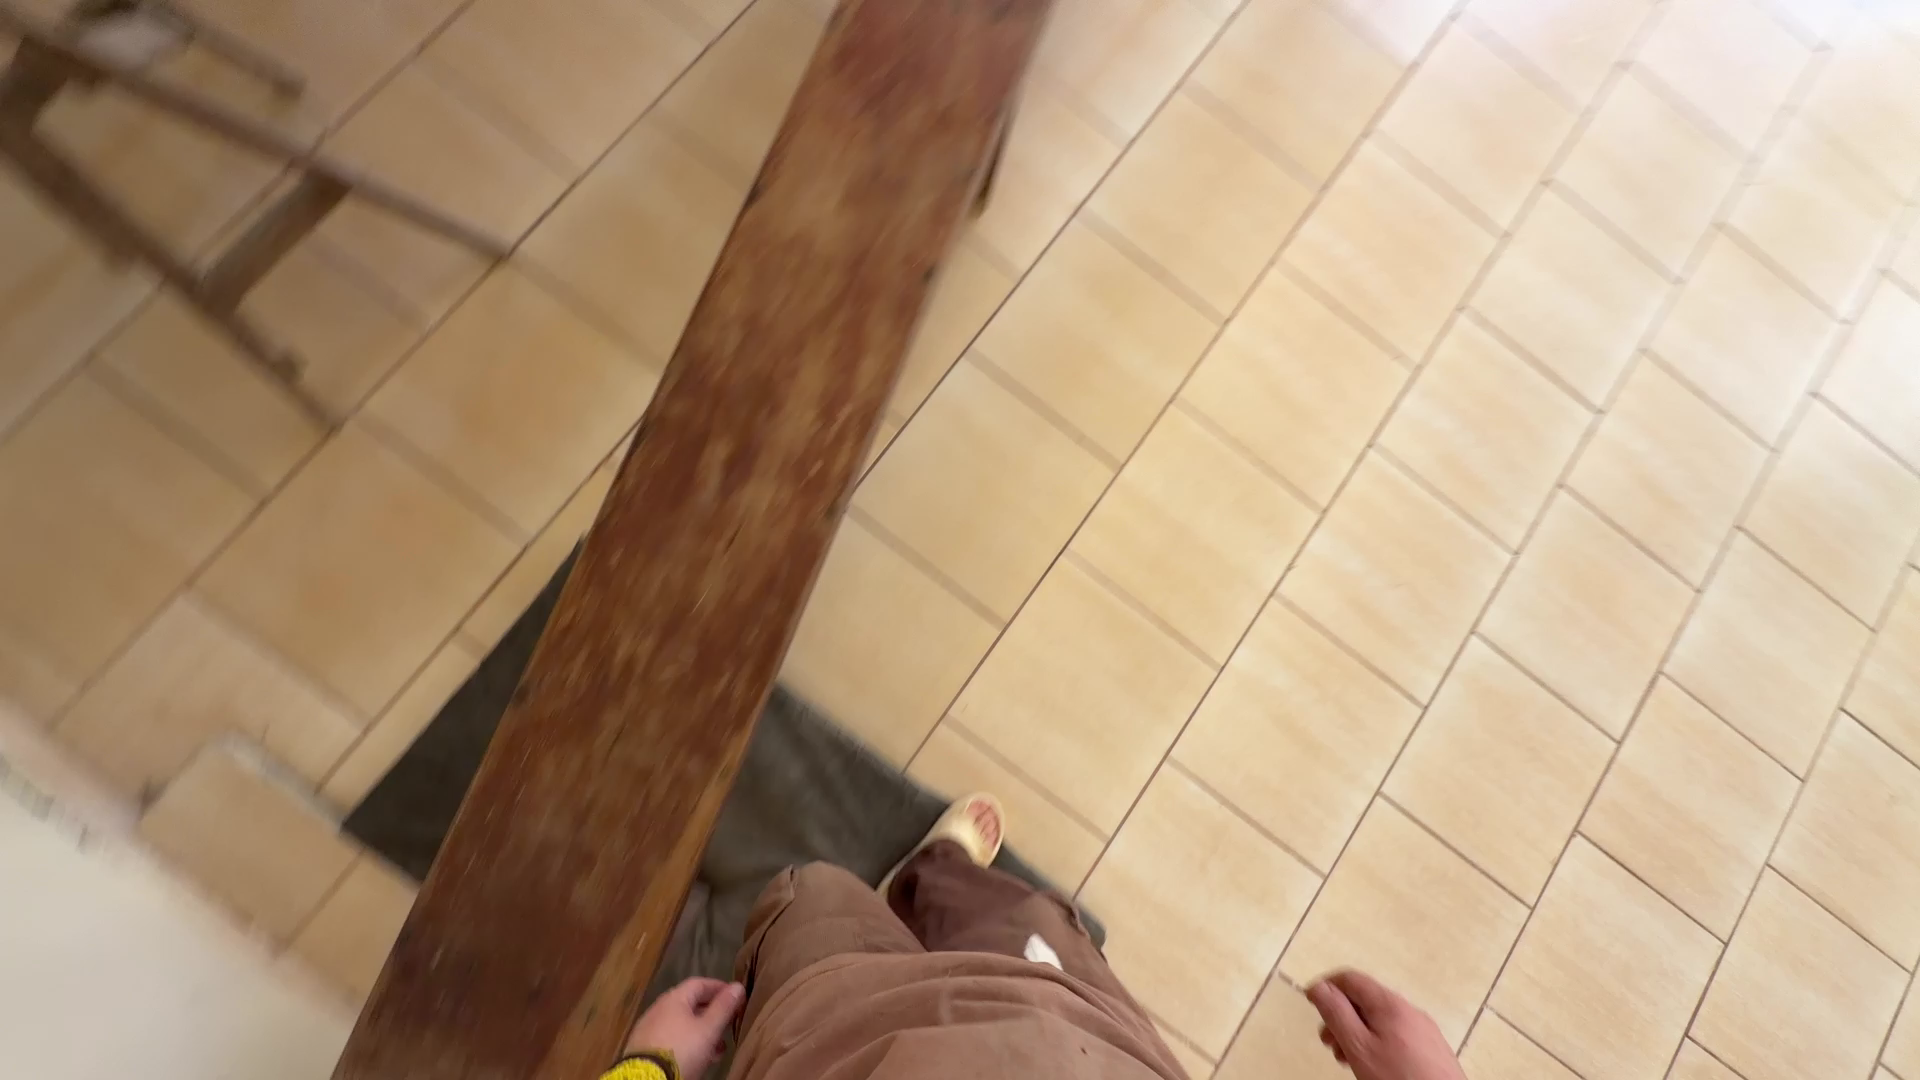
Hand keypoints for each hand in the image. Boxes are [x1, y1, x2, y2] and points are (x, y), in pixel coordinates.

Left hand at [623, 977, 745, 1078]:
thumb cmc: (681, 1051)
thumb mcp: (709, 1030)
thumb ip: (724, 1007)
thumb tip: (738, 985)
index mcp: (674, 998)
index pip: (699, 983)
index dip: (718, 988)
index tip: (734, 998)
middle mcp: (658, 1008)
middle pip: (689, 1004)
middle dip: (711, 1015)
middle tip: (726, 1027)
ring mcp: (647, 1030)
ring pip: (679, 1025)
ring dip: (699, 1033)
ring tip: (714, 1051)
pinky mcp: (640, 1050)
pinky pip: (668, 1040)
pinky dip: (683, 1043)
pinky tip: (692, 1058)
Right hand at [1307, 969, 1464, 1079]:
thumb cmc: (1397, 1079)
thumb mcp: (1358, 1047)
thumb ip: (1335, 1012)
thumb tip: (1318, 985)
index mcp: (1390, 1003)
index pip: (1350, 978)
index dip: (1326, 987)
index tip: (1311, 1006)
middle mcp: (1410, 1010)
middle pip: (1365, 1001)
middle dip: (1341, 1016)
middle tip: (1328, 1043)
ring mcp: (1426, 1032)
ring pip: (1381, 1021)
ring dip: (1358, 1033)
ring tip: (1347, 1059)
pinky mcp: (1436, 1053)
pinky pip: (1398, 1037)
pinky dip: (1378, 1044)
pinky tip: (1375, 1067)